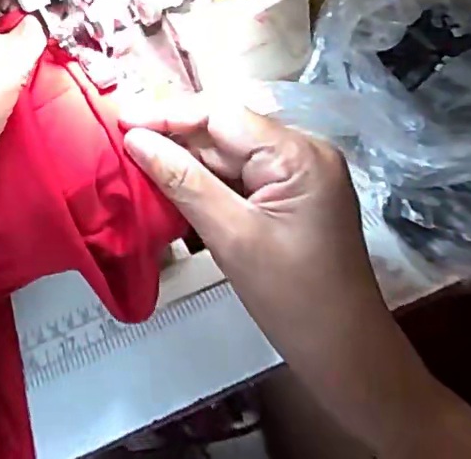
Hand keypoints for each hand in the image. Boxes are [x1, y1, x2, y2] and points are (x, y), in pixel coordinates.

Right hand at [118, 98, 389, 367]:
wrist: (348, 357)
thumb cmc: (294, 301)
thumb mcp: (231, 238)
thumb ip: (182, 181)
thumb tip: (135, 139)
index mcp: (298, 153)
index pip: (222, 115)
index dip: (169, 114)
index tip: (123, 118)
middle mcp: (303, 148)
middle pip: (225, 129)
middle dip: (175, 136)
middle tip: (123, 138)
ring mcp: (300, 169)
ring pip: (229, 151)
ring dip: (187, 159)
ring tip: (138, 157)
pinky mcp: (293, 189)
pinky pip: (241, 171)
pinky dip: (207, 178)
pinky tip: (174, 181)